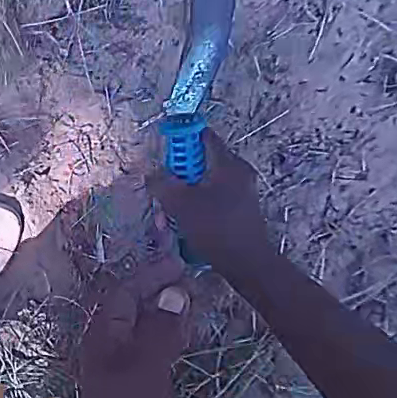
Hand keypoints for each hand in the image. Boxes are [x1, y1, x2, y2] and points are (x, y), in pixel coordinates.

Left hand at [75, 259, 189, 397]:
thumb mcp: (146, 369)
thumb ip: (159, 331)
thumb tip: (174, 292)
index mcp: (102, 336)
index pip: (123, 293)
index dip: (149, 274)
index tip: (179, 260)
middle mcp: (105, 347)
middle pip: (128, 307)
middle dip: (155, 288)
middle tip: (189, 276)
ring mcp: (117, 368)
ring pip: (139, 328)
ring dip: (161, 312)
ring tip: (191, 301)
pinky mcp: (131, 389)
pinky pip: (148, 350)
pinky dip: (165, 337)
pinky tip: (182, 340)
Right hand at [145, 128, 274, 275]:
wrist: (245, 262)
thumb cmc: (214, 227)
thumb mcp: (179, 202)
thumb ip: (161, 182)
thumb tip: (151, 173)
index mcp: (227, 164)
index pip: (202, 135)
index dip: (180, 138)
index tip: (163, 153)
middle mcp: (236, 171)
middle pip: (197, 161)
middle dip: (175, 175)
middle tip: (162, 191)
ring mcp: (238, 189)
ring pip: (199, 181)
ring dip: (179, 194)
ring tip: (168, 215)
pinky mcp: (235, 206)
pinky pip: (207, 195)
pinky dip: (191, 204)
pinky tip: (180, 222)